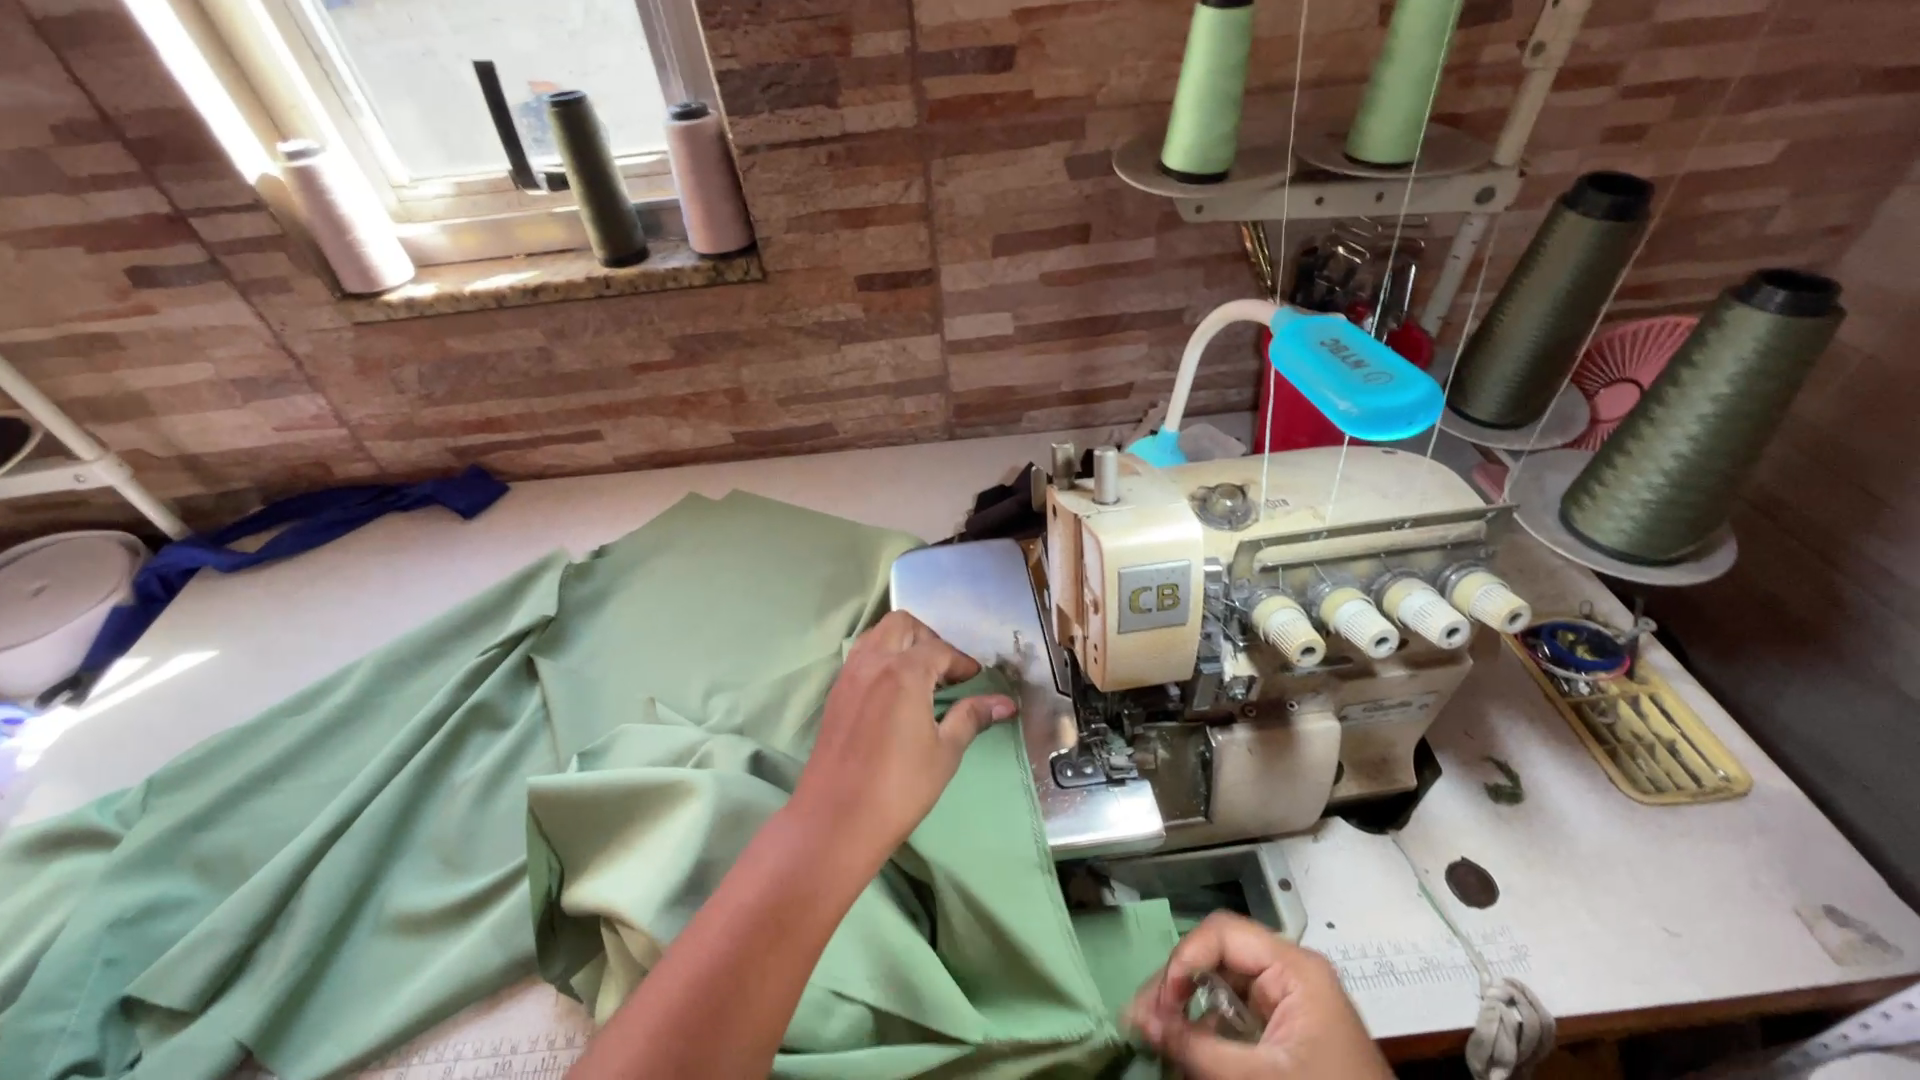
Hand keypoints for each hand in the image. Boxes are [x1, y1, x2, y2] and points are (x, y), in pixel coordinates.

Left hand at [791, 611, 1017, 855]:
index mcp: (903, 672)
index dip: (962, 663)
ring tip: (920, 679)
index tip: (974, 680)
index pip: (939, 650)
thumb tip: (1005, 703)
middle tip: (945, 671)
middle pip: (902, 626)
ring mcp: (848, 677)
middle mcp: (872, 664)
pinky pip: (860, 658)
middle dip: (928, 639)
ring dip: (901, 645)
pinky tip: (894, 695)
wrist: (836, 820)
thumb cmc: (899, 788)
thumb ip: (971, 718)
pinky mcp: (834, 695)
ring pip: (876, 637)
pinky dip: (880, 661)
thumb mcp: (945, 752)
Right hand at [1127, 913, 1391, 1079]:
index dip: (1184, 959)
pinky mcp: (1282, 1032)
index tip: (1162, 1004)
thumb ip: (1199, 1048)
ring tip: (1154, 1039)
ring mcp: (1285, 1004)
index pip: (1223, 933)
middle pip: (1215, 959)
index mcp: (1294, 969)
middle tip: (1142, 1023)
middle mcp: (1287, 975)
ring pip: (1218, 989)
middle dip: (1176, 988)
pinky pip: (1231, 1018)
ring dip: (1184, 1013)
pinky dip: (1204, 1035)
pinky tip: (1183, 1054)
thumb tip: (1140, 1022)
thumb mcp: (1261, 1075)